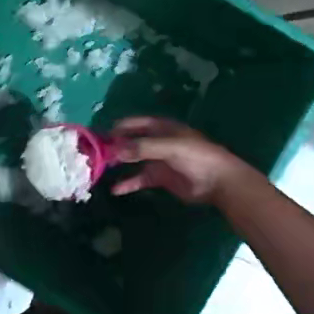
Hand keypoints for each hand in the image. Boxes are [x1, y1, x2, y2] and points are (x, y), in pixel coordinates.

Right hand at [110, 118, 257, 204]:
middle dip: (114, 147)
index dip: (118, 128)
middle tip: (94, 154)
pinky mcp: (161, 178)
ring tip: (100, 170)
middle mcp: (158, 141)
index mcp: (162, 128)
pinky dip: (128, 183)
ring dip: (119, 164)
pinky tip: (116, 190)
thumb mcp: (169, 147)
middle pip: (131, 141)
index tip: (99, 135)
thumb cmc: (197, 157)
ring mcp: (159, 160)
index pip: (134, 123)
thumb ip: (142, 148)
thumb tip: (114, 149)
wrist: (219, 181)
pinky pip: (140, 179)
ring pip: (133, 160)